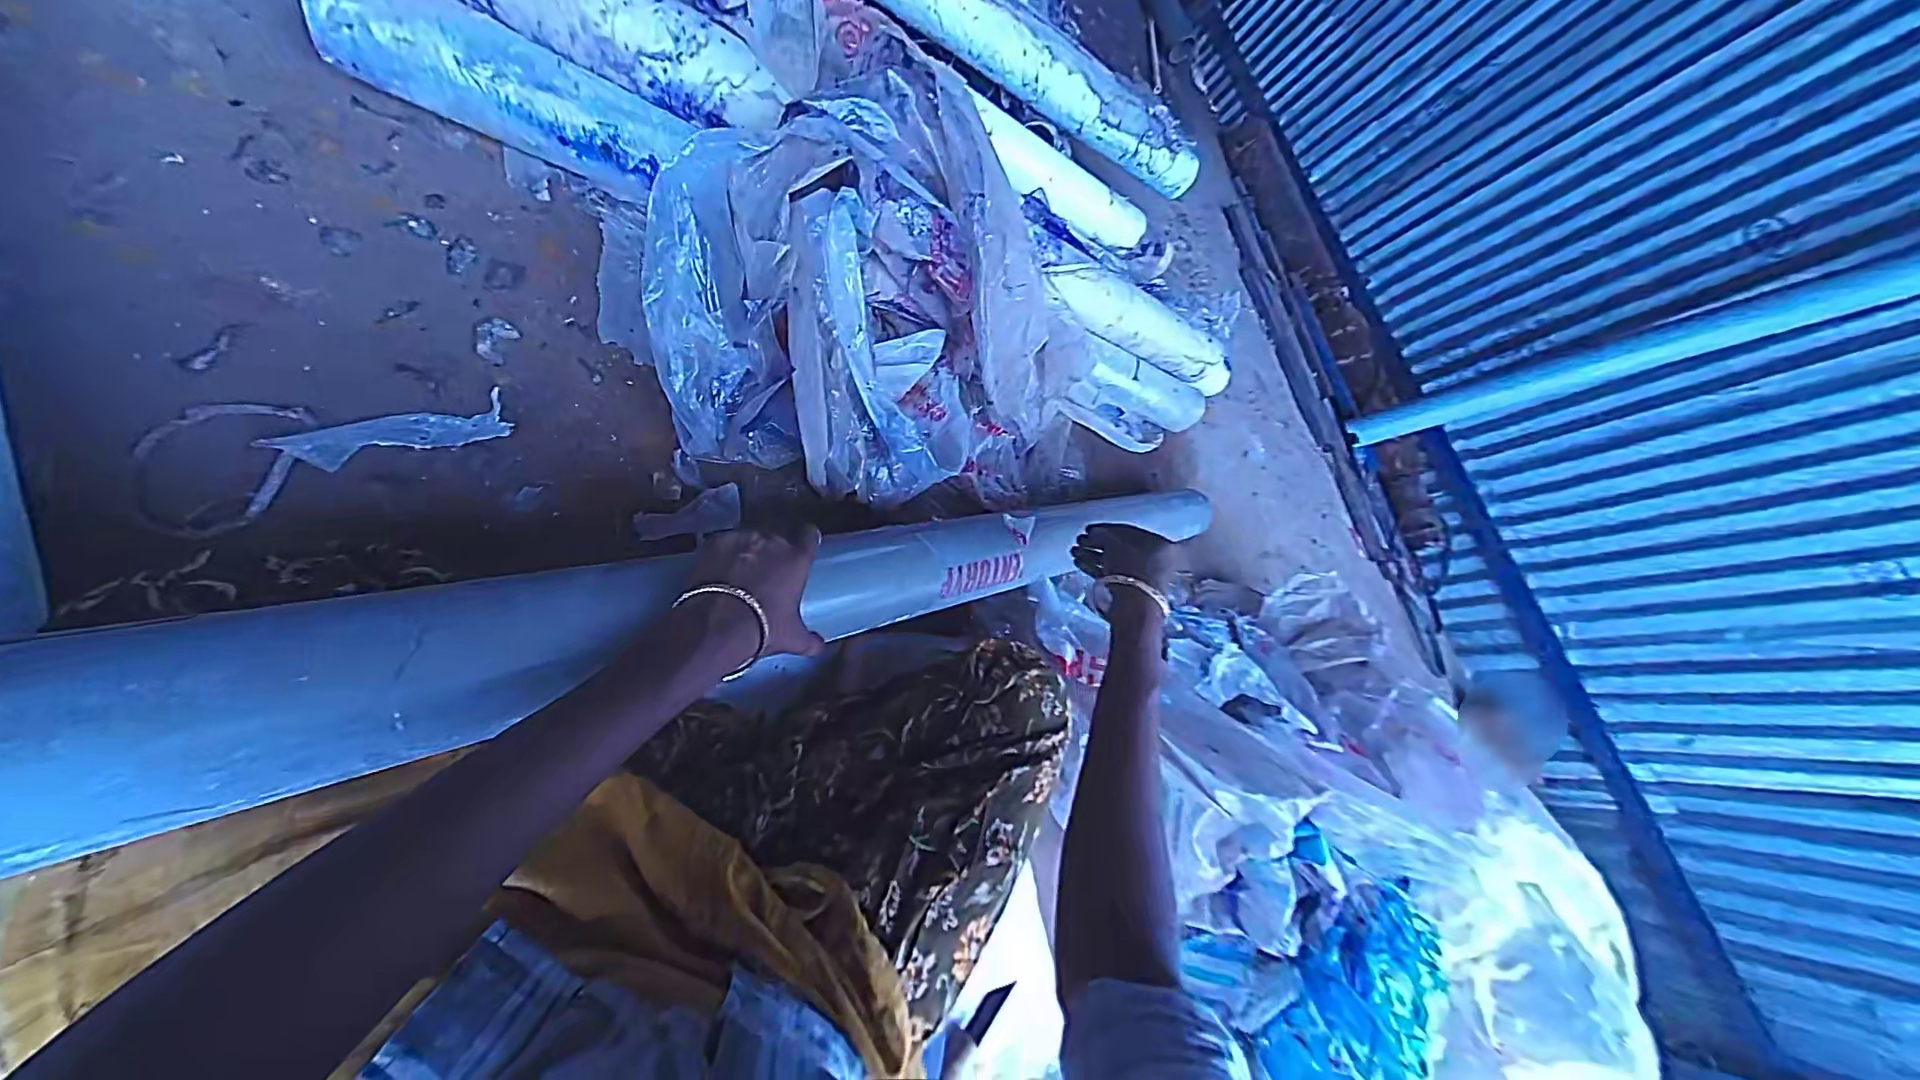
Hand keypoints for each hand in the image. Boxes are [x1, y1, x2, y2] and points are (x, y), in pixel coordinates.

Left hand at [688, 525, 826, 657]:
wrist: (716, 625)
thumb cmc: (763, 627)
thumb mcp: (792, 637)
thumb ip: (809, 639)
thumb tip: (818, 646)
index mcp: (797, 558)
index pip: (809, 535)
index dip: (806, 541)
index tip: (801, 548)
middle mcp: (772, 541)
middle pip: (776, 538)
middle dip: (772, 552)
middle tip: (765, 573)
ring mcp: (742, 538)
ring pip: (749, 539)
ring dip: (747, 551)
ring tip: (739, 572)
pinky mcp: (715, 542)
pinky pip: (724, 543)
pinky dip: (723, 553)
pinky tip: (719, 569)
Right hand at [1071, 523, 1181, 592]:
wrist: (1133, 603)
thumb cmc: (1129, 566)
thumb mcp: (1114, 542)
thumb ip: (1103, 534)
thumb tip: (1094, 533)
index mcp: (1160, 545)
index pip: (1129, 531)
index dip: (1106, 529)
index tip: (1090, 530)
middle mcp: (1154, 560)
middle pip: (1119, 548)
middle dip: (1096, 544)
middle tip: (1080, 541)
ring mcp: (1141, 577)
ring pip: (1112, 562)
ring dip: (1092, 555)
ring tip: (1075, 552)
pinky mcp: (1128, 591)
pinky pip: (1110, 574)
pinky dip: (1095, 568)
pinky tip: (1080, 563)